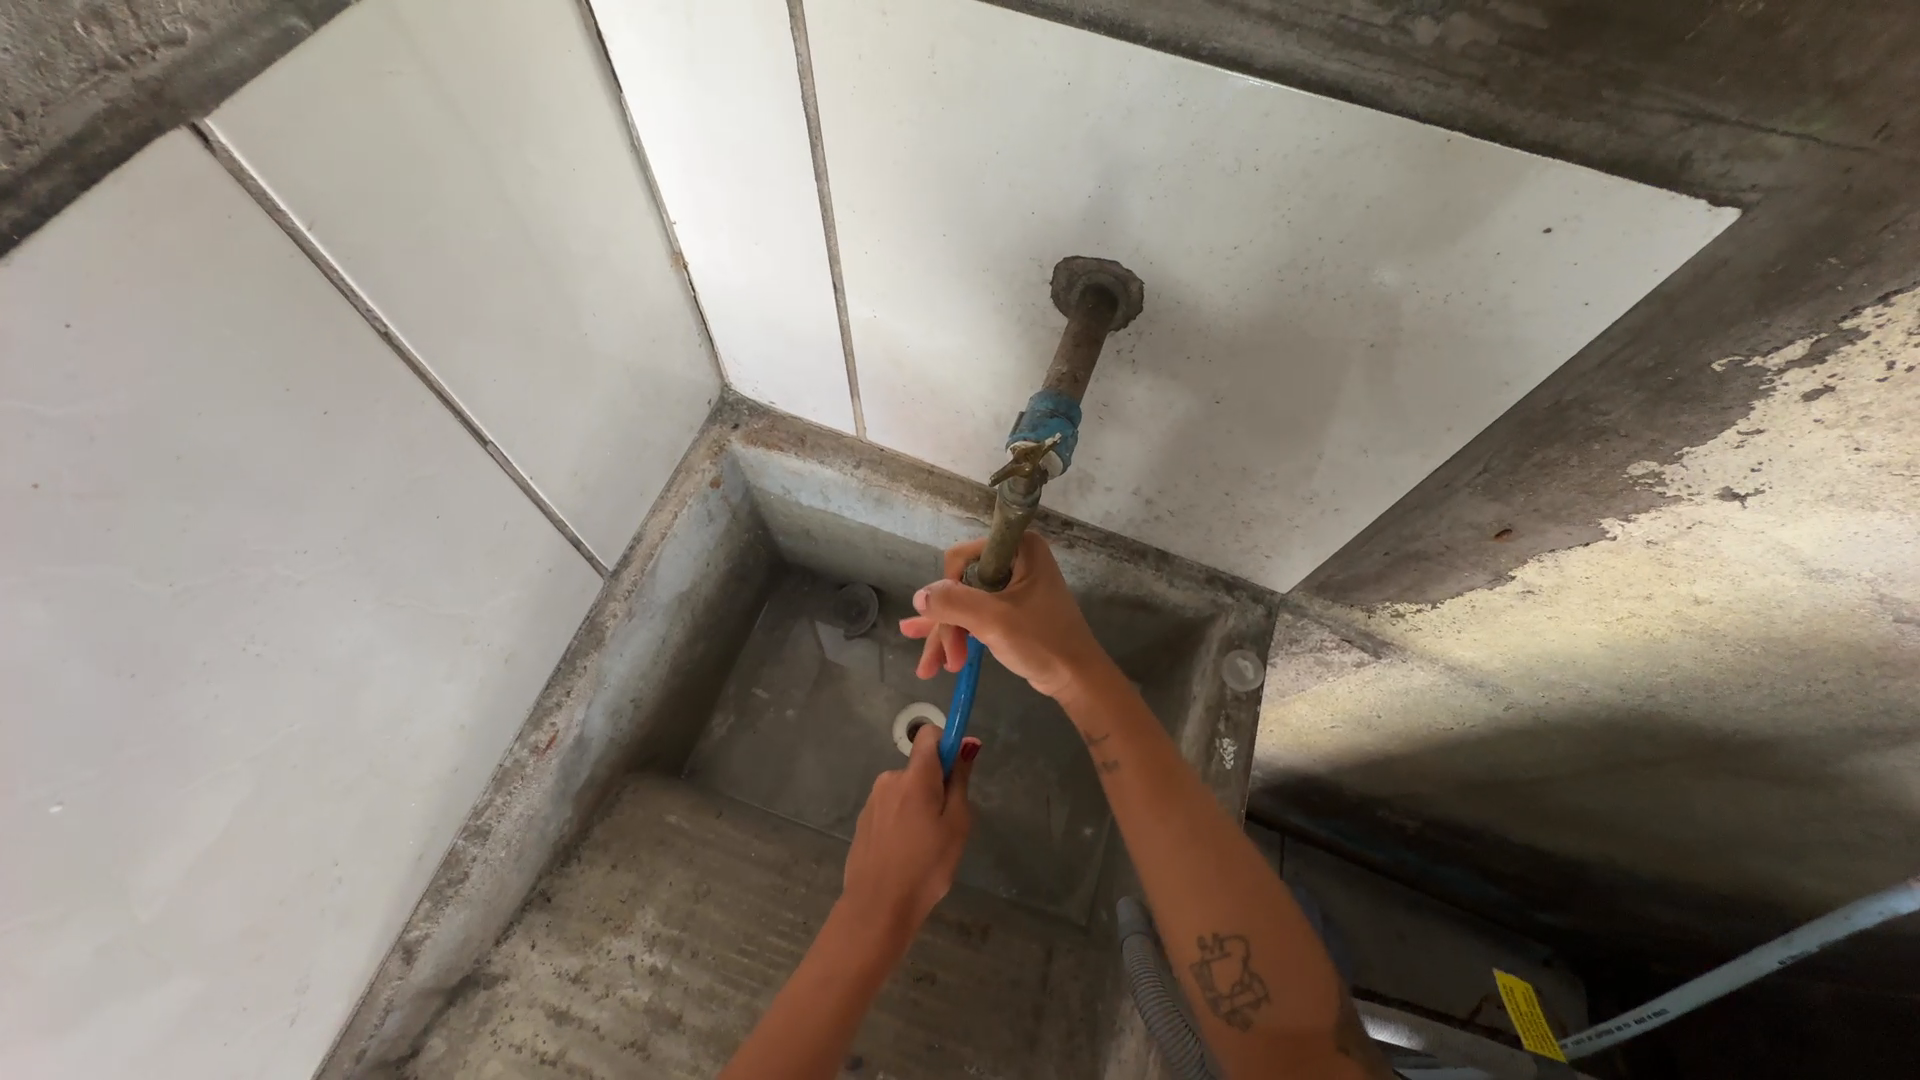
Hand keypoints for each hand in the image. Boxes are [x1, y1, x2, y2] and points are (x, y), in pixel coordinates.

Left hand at [841, 724, 979, 932]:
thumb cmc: (926, 866)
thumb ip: (960, 781)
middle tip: (947, 826)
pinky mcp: (863, 822)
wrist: (877, 907)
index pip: (929, 734)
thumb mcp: (957, 824)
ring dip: (919, 807)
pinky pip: (891, 810)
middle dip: (936, 787)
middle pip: (919, 768)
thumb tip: (966, 744)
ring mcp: (872, 801)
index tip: (960, 768)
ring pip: (905, 792)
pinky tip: (905, 855)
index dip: (948, 744)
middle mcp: (889, 780)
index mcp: (914, 776)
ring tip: (926, 847)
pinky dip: (902, 823)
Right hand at [899, 532, 1113, 698]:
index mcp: (1018, 548)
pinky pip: (975, 615)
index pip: (961, 558)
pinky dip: (958, 636)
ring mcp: (1011, 586)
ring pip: (964, 604)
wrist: (1076, 678)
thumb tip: (919, 597)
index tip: (945, 620)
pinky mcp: (1010, 609)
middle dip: (946, 624)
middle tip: (942, 660)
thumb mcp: (993, 620)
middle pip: (960, 585)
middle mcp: (1014, 560)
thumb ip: (953, 603)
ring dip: (948, 635)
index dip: (948, 589)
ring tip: (929, 668)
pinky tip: (934, 656)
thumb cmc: (1041, 641)